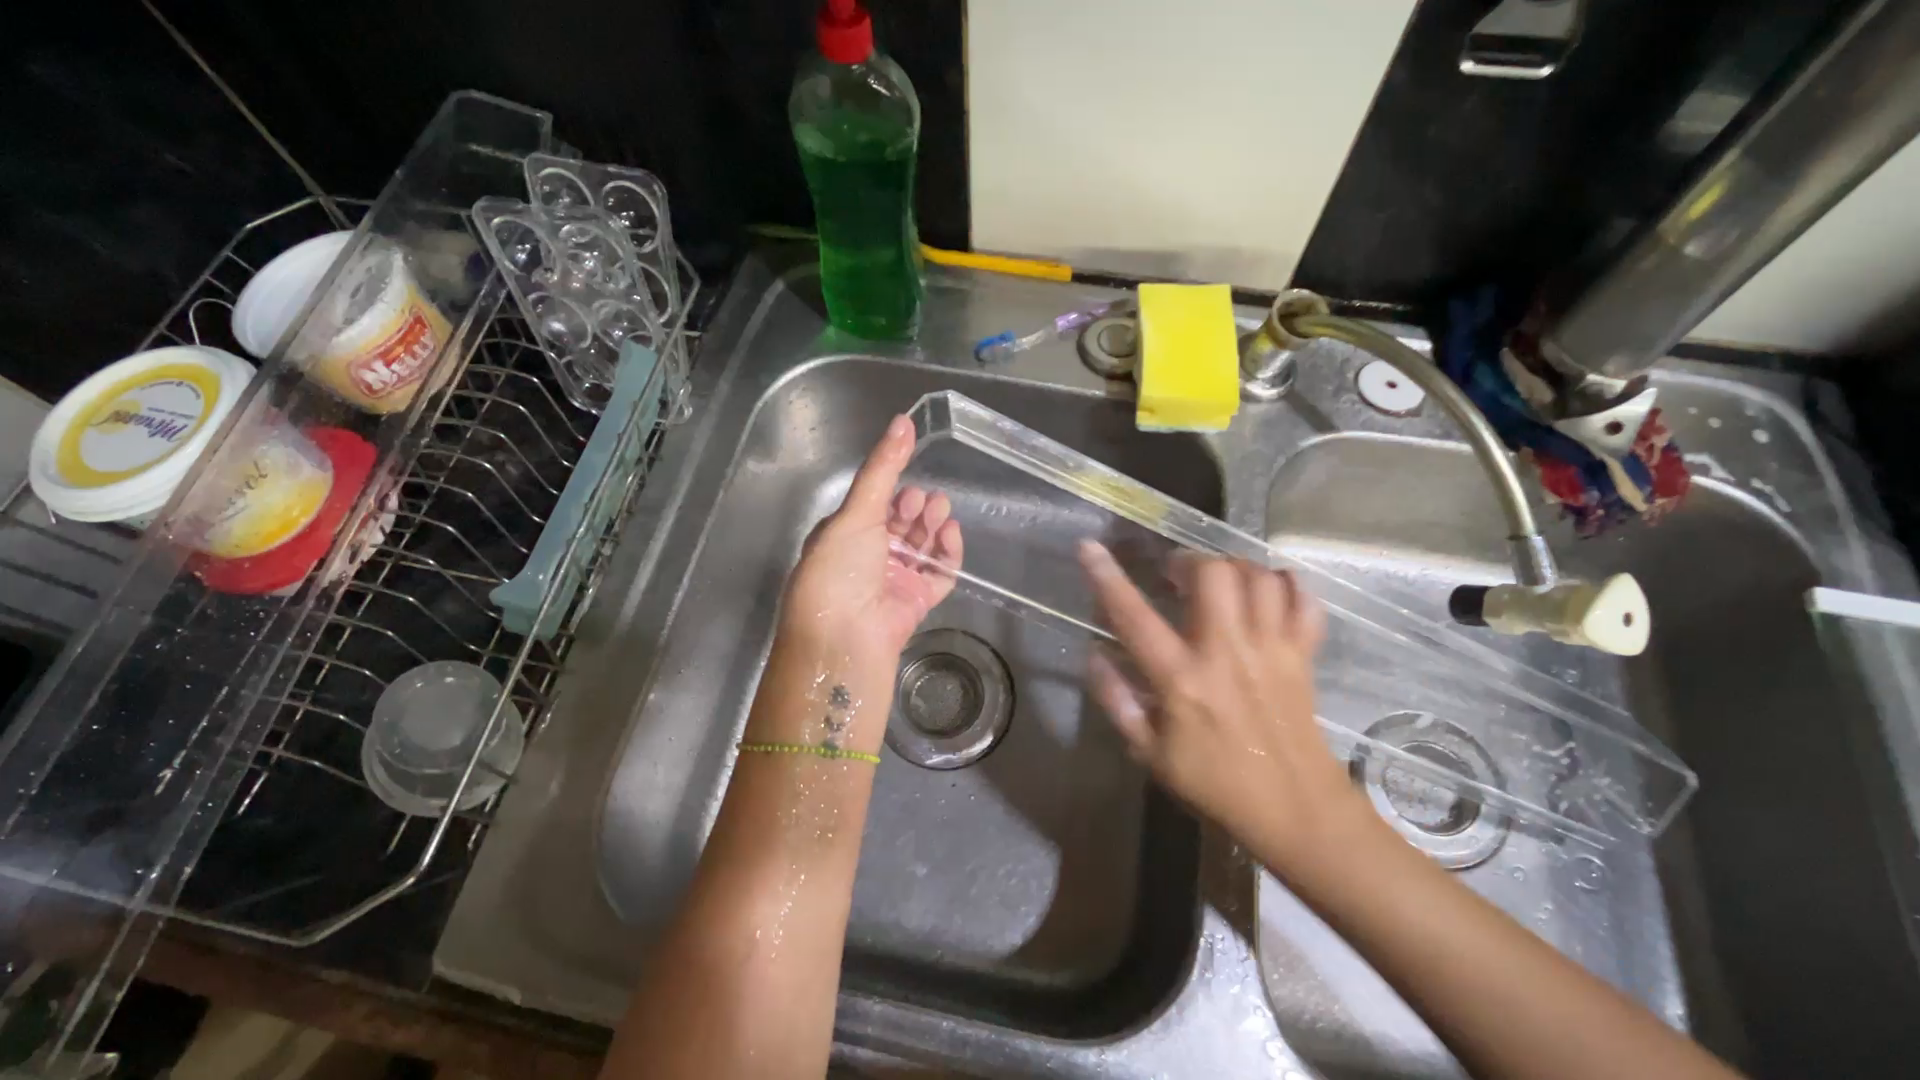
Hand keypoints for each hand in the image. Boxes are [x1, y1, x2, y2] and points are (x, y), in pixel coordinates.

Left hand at [783, 415, 963, 665]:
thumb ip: (883, 467)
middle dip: (915, 507)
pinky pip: (938, 574)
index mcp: (843, 537)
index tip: (909, 479)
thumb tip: (903, 420)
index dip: (892, 491)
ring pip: (921, 547)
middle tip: (927, 500)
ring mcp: (892, 581)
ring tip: (941, 512)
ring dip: (932, 526)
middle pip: (900, 525)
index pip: (873, 506)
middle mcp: (866, 558)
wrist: (845, 637)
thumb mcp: (856, 512)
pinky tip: (951, 535)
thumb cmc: (839, 569)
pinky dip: (947, 554)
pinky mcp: (916, 603)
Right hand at [1078, 541, 1363, 873]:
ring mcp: (1272, 649)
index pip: (1135, 617)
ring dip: (1234, 567)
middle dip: (1189, 560)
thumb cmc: (1214, 784)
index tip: (1089, 547)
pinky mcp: (1303, 654)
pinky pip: (1303, 600)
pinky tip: (1267, 589)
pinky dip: (1286, 584)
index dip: (1107, 578)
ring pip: (1258, 577)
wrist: (1294, 809)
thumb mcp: (1149, 754)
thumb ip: (1117, 701)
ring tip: (1219, 580)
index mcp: (1182, 680)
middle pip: (1213, 574)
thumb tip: (1095, 655)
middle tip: (1175, 575)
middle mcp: (1228, 653)